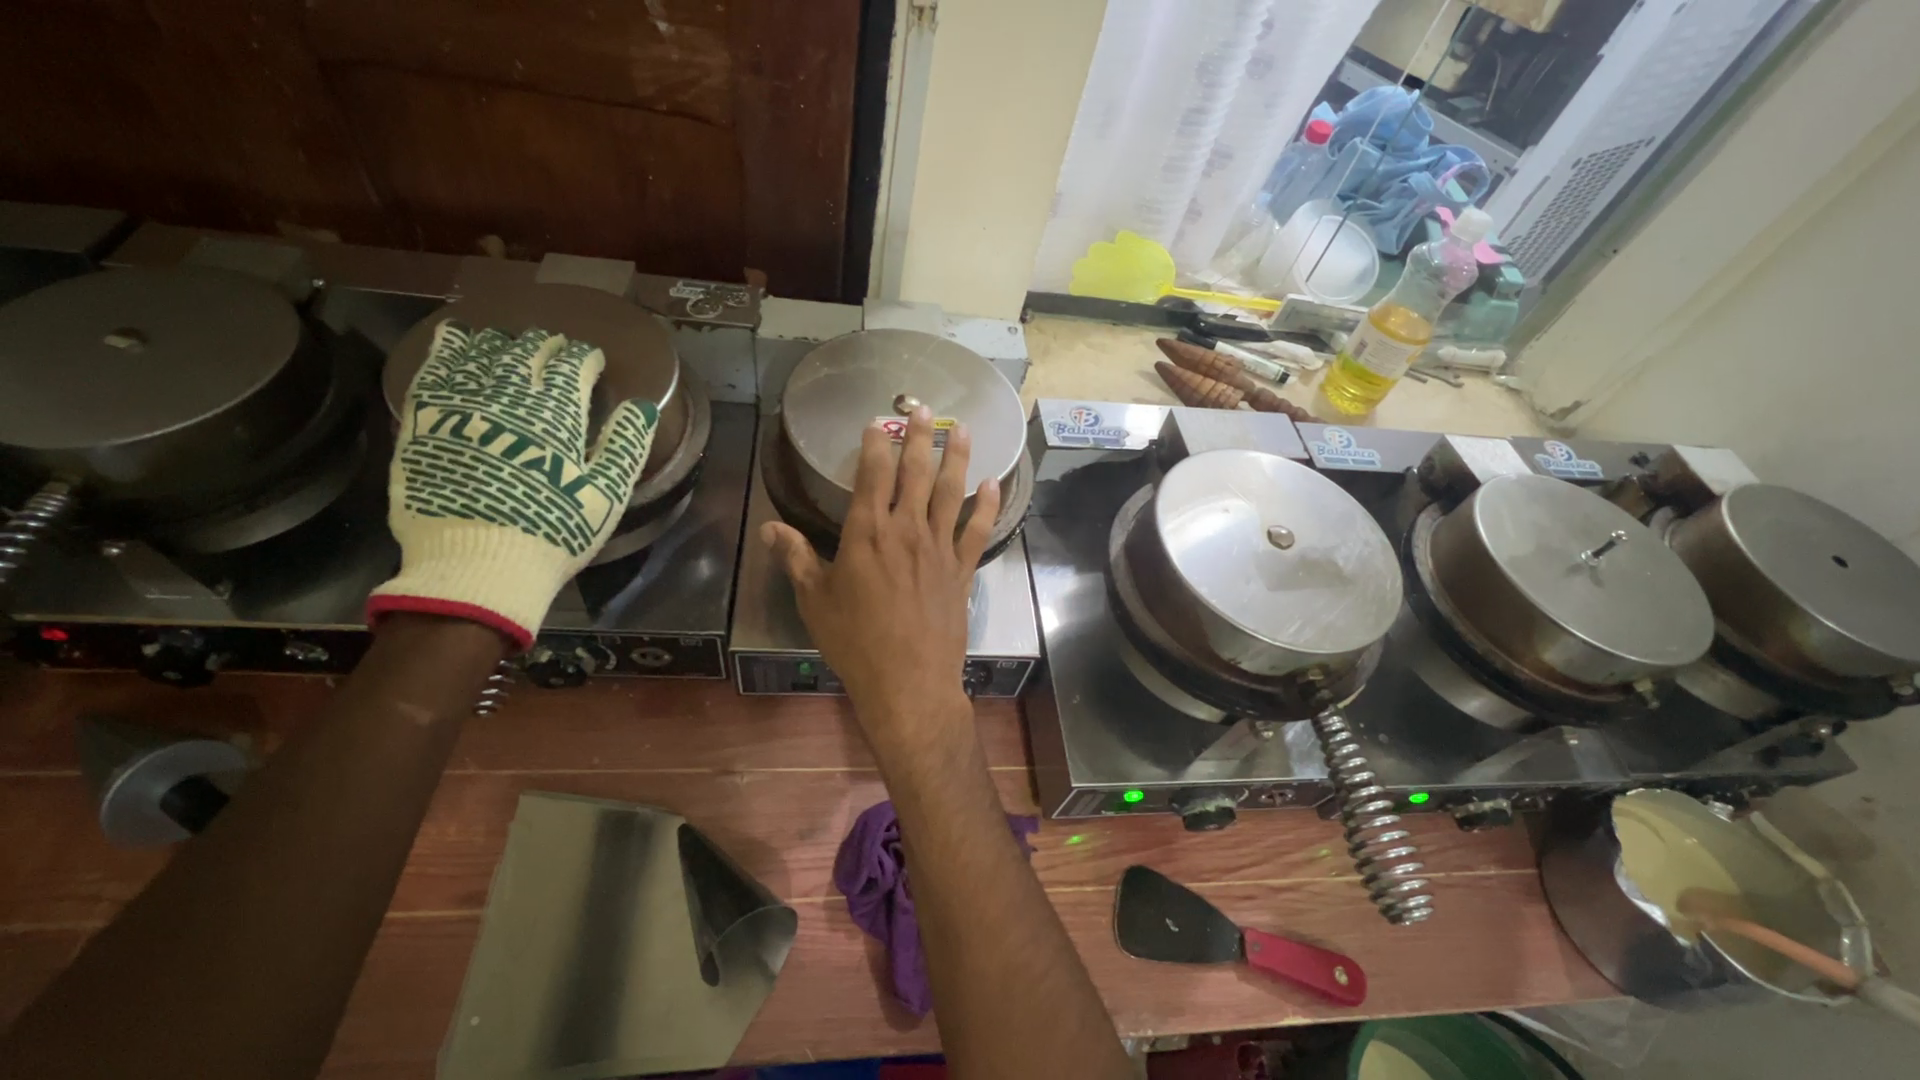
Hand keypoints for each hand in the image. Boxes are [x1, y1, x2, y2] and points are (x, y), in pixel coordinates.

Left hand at [368, 321, 658, 649]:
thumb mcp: (606, 495)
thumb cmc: (551, 532)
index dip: (584, 357)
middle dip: (543, 344)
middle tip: (550, 344)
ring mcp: (462, 406)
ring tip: (505, 340)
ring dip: (497, 342)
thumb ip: (625, 445)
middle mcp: (509, 398)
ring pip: (481, 355)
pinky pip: (434, 372)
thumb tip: (643, 405)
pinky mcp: (424, 422)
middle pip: (526, 354)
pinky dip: (447, 352)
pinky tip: (454, 342)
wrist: (478, 564)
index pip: (573, 366)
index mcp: (558, 415)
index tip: (590, 359)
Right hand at [764, 408, 1000, 755]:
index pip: (873, 475)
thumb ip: (794, 558)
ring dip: (958, 457)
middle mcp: (906, 531)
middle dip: (920, 436)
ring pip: (951, 491)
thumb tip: (769, 527)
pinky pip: (978, 529)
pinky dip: (987, 505)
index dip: (875, 445)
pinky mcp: (962, 570)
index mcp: (867, 533)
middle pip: (916, 472)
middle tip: (925, 408)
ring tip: (963, 429)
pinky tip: (993, 484)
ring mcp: (939, 549)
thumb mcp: (814, 600)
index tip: (877, 422)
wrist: (908, 681)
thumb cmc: (854, 641)